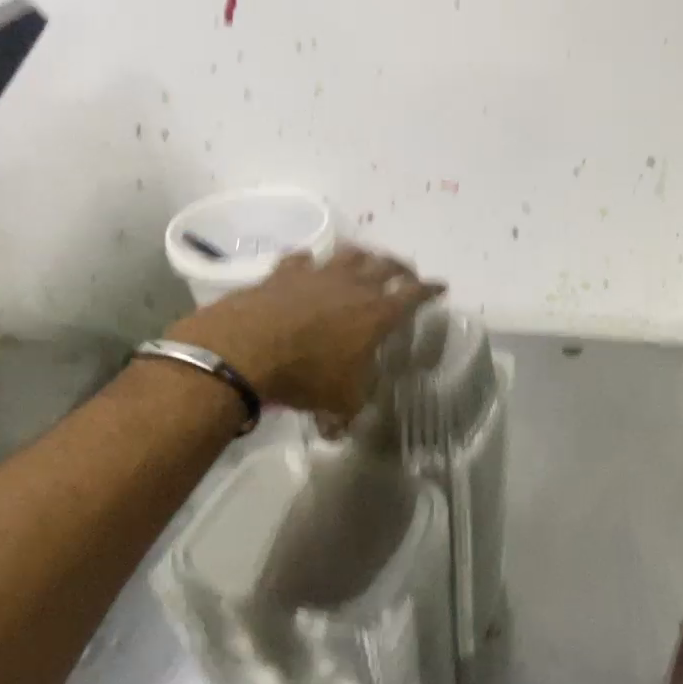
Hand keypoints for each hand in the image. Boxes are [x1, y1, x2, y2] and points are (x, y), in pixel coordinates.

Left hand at [166, 246, 444, 418]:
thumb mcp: (339, 402)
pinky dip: (311, 263)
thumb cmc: (305, 376)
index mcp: (378, 313)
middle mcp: (353, 285)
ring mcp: (316, 274)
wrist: (242, 351)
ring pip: (348, 253)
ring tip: (365, 261)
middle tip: (406, 273)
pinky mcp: (281, 274)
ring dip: (362, 256)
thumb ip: (347, 410)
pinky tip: (309, 267)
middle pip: (386, 264)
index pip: (415, 294)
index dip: (430, 290)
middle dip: (400, 267)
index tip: (440, 287)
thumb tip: (338, 430)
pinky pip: (303, 260)